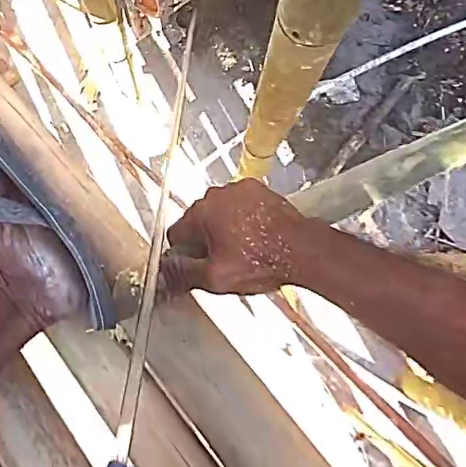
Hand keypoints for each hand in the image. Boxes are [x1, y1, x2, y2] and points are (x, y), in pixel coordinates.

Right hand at [162, 180, 310, 295]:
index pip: (176, 235)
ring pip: (219, 211)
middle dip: (207, 240)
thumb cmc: (261, 260)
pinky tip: (256, 234)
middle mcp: (214, 195)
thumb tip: (165, 273)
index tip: (200, 264)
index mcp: (200, 213)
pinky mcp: (255, 188)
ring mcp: (236, 189)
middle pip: (198, 222)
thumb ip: (185, 274)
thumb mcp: (217, 279)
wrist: (301, 248)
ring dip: (226, 227)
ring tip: (245, 249)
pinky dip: (244, 216)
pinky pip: (239, 203)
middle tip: (225, 261)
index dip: (186, 254)